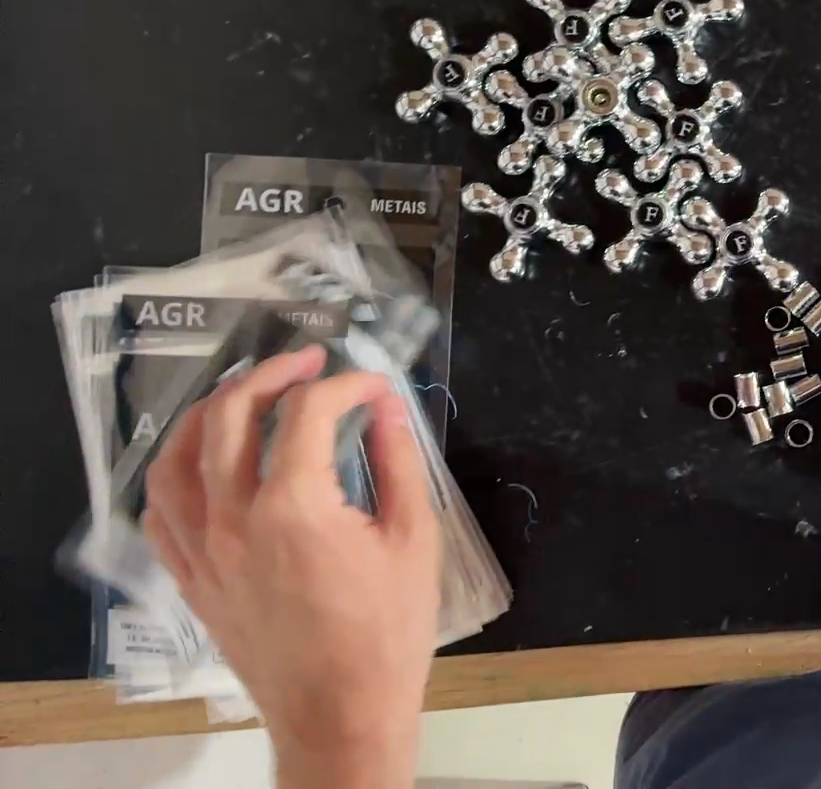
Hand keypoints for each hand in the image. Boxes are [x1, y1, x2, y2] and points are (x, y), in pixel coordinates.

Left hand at [143, 346, 440, 788]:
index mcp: (296, 508)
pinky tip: (210, 456)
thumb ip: (397, 463)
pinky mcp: (188, 575)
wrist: (339, 705)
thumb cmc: (390, 620)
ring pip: (176, 458)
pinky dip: (180, 465)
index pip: (309, 415)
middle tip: (311, 359)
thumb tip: (389, 409)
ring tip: (251, 390)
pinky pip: (162, 507)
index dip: (348, 385)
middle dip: (271, 376)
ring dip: (211, 411)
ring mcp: (199, 550)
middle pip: (228, 420)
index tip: (380, 384)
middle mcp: (232, 520)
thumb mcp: (413, 533)